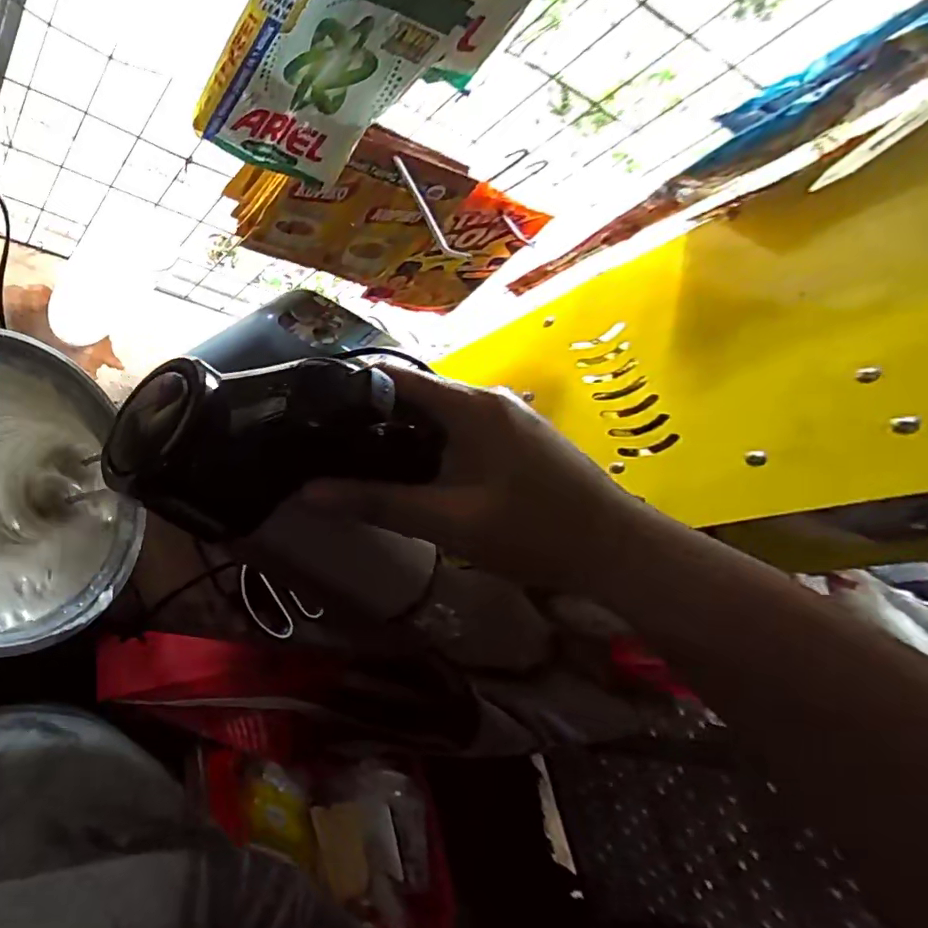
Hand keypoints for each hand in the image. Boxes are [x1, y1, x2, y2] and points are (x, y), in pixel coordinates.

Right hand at [299, 365, 657, 593]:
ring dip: (395, 430)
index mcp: (469, 406)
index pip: (394, 375)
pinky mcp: (513, 438)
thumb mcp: (446, 521)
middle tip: (324, 440)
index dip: (349, 387)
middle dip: (367, 413)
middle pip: (411, 393)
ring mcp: (504, 417)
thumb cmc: (533, 531)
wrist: (620, 553)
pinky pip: (454, 427)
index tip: (312, 410)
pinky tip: (407, 470)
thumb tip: (307, 493)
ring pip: (432, 413)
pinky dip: (423, 441)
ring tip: (353, 455)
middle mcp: (486, 399)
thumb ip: (376, 503)